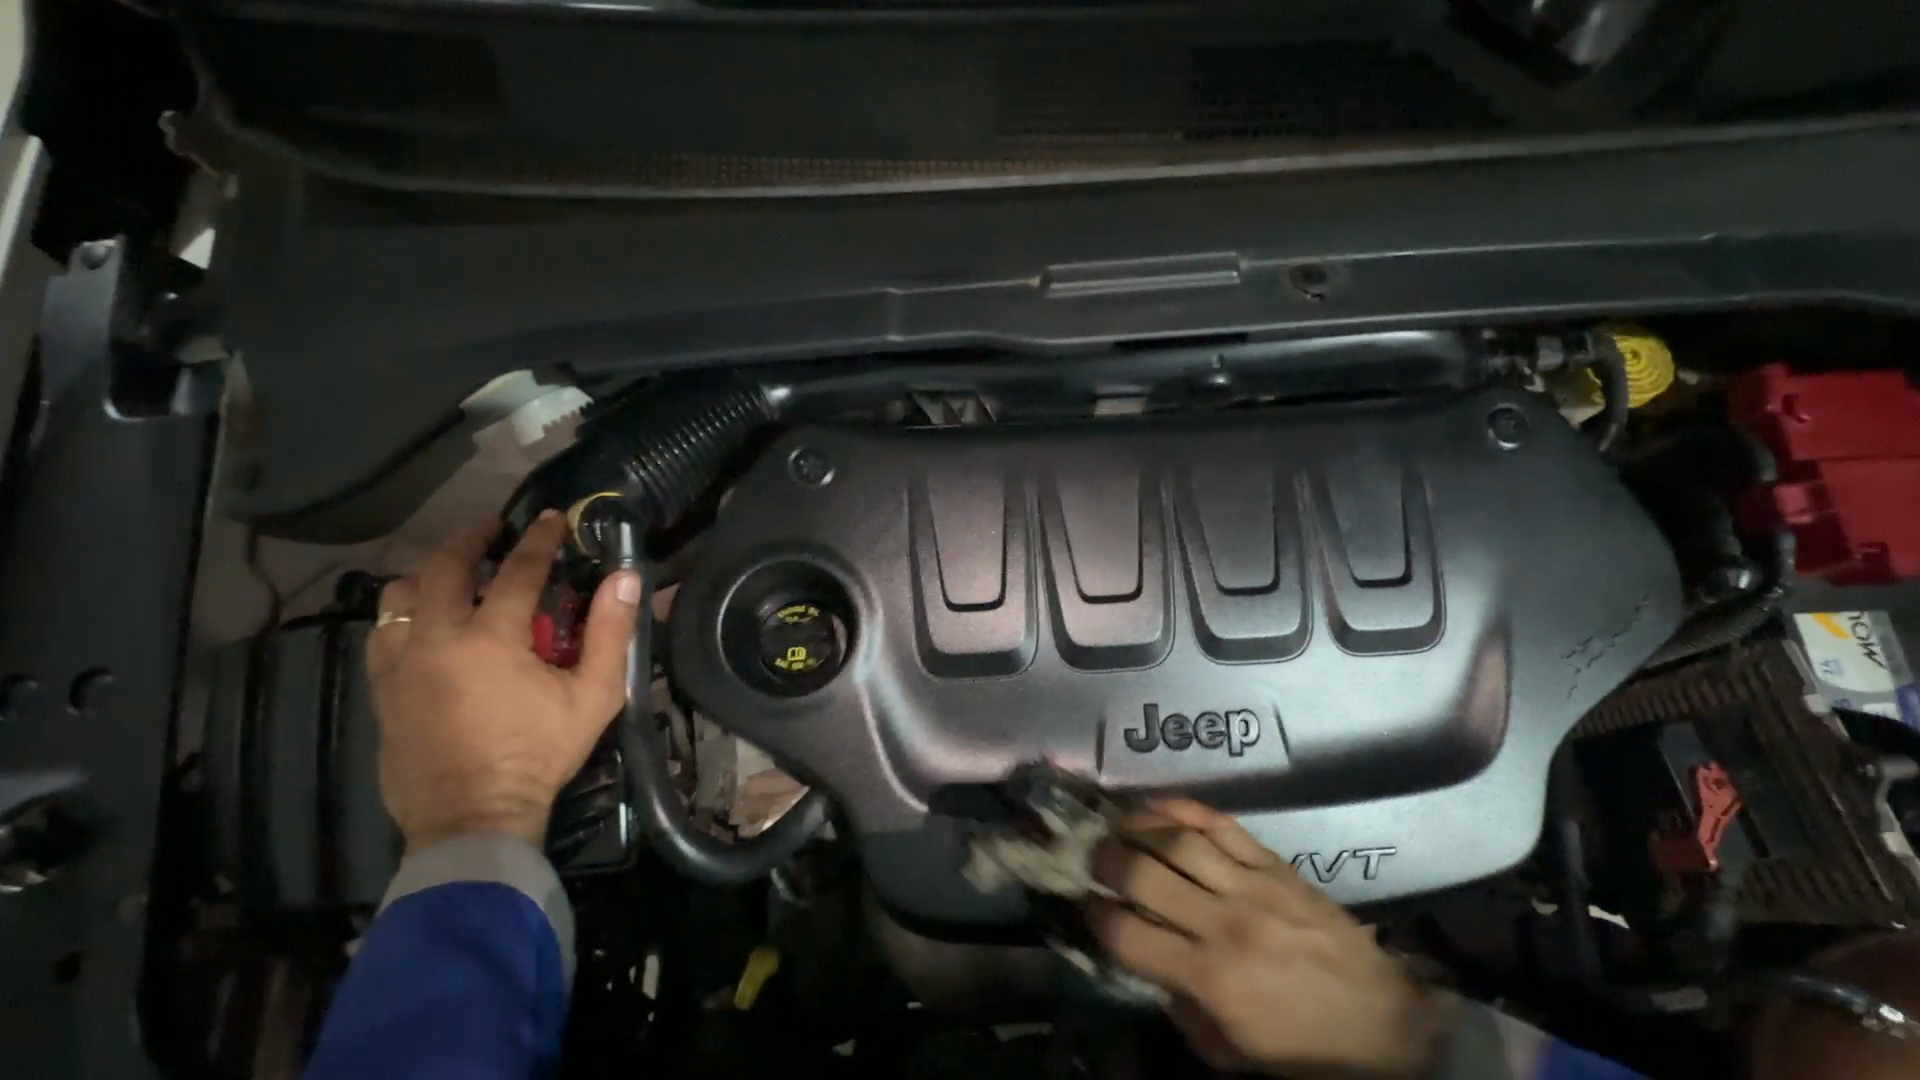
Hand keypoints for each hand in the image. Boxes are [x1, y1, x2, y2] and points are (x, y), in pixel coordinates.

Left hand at [367, 512, 642, 851]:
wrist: (473, 817)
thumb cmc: (539, 755)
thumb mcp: (594, 696)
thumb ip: (611, 632)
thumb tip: (625, 578)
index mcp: (491, 638)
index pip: (518, 571)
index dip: (539, 540)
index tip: (551, 517)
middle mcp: (437, 638)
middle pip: (444, 568)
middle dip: (471, 539)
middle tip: (493, 528)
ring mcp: (401, 664)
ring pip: (398, 596)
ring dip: (427, 574)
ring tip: (452, 575)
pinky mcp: (382, 689)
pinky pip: (381, 633)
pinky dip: (404, 614)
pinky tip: (424, 622)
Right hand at [1089, 799, 1442, 1078]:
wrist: (1382, 1023)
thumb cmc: (1300, 1047)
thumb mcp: (1229, 1049)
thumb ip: (1179, 1007)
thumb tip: (1145, 964)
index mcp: (1207, 977)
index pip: (1128, 934)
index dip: (1094, 915)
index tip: (1083, 904)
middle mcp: (1222, 923)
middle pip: (1145, 874)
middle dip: (1106, 860)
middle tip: (1090, 855)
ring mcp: (1250, 886)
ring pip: (1179, 841)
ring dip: (1137, 827)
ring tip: (1114, 824)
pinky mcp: (1275, 865)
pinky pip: (1222, 824)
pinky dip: (1184, 809)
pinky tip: (1157, 805)